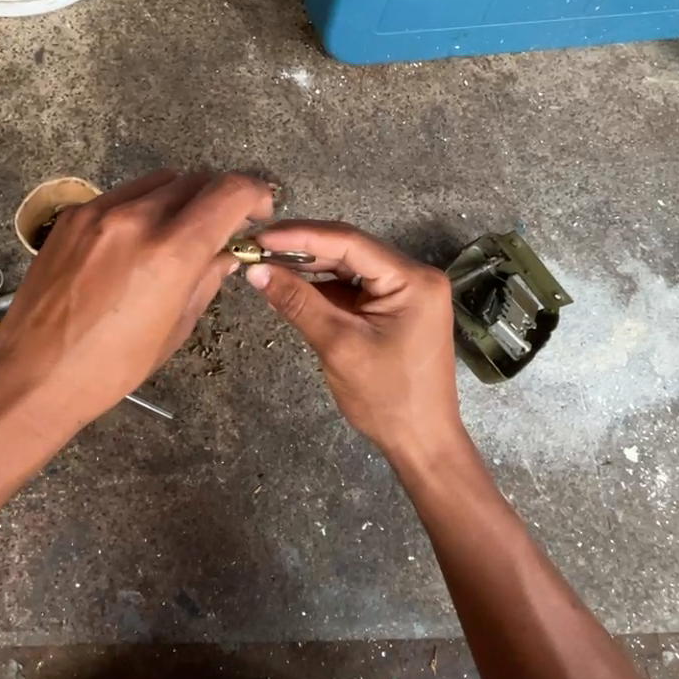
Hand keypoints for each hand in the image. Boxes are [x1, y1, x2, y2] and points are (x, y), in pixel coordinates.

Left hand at [0, 170, 274, 430]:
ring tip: (180, 231)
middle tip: (224, 225)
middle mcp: (136, 220)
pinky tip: (139, 238)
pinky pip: (123, 194)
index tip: (259, 208)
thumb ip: (206, 278)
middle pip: (196, 179)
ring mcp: (99, 213)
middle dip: (220, 197)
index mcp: (170, 253)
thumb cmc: (109, 366)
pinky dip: (143, 206)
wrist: (35, 371)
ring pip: (160, 181)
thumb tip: (226, 253)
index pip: (229, 192)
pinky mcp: (73, 216)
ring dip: (182, 197)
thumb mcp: (175, 328)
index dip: (255, 193)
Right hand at [245, 221, 465, 461]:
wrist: (422, 442)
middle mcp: (412, 276)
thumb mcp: (338, 345)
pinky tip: (289, 288)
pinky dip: (320, 289)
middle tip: (256, 247)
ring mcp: (403, 292)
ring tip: (265, 264)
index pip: (348, 242)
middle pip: (348, 249)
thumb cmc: (387, 398)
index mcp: (412, 279)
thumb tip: (255, 270)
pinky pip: (351, 287)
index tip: (260, 236)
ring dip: (307, 268)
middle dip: (301, 249)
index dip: (300, 236)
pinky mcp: (392, 308)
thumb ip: (297, 302)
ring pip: (347, 267)